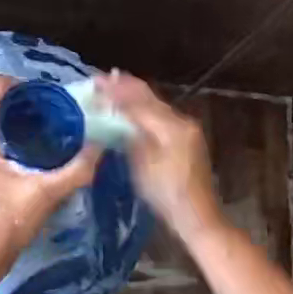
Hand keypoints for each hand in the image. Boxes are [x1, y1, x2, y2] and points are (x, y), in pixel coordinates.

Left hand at [0, 75, 102, 283]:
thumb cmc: (4, 225)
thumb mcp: (46, 195)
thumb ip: (76, 170)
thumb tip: (101, 148)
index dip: (14, 81)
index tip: (41, 95)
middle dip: (19, 102)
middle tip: (51, 112)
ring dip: (13, 122)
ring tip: (44, 131)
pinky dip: (6, 140)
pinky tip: (29, 155)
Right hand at [98, 71, 224, 240]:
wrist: (197, 216)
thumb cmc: (166, 194)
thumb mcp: (142, 166)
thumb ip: (131, 136)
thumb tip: (118, 117)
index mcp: (171, 126)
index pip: (139, 102)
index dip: (116, 91)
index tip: (96, 81)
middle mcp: (182, 122)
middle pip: (151, 99)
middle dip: (127, 87)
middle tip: (104, 77)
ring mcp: (187, 131)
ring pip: (157, 106)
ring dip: (136, 97)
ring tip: (116, 86)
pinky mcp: (187, 141)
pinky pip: (163, 117)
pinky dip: (146, 110)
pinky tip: (135, 110)